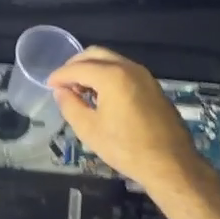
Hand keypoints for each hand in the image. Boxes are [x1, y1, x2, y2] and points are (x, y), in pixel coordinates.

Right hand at [48, 47, 206, 193]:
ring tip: (80, 90)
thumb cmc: (126, 148)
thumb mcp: (89, 130)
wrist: (171, 163)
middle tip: (63, 83)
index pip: (78, 68)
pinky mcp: (153, 86)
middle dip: (76, 65)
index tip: (49, 85)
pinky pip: (124, 71)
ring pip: (112, 61)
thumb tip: (60, 92)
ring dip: (93, 69)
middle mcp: (129, 68)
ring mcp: (144, 76)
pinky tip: (102, 96)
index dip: (60, 75)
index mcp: (112, 76)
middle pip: (96, 54)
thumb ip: (70, 106)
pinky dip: (108, 75)